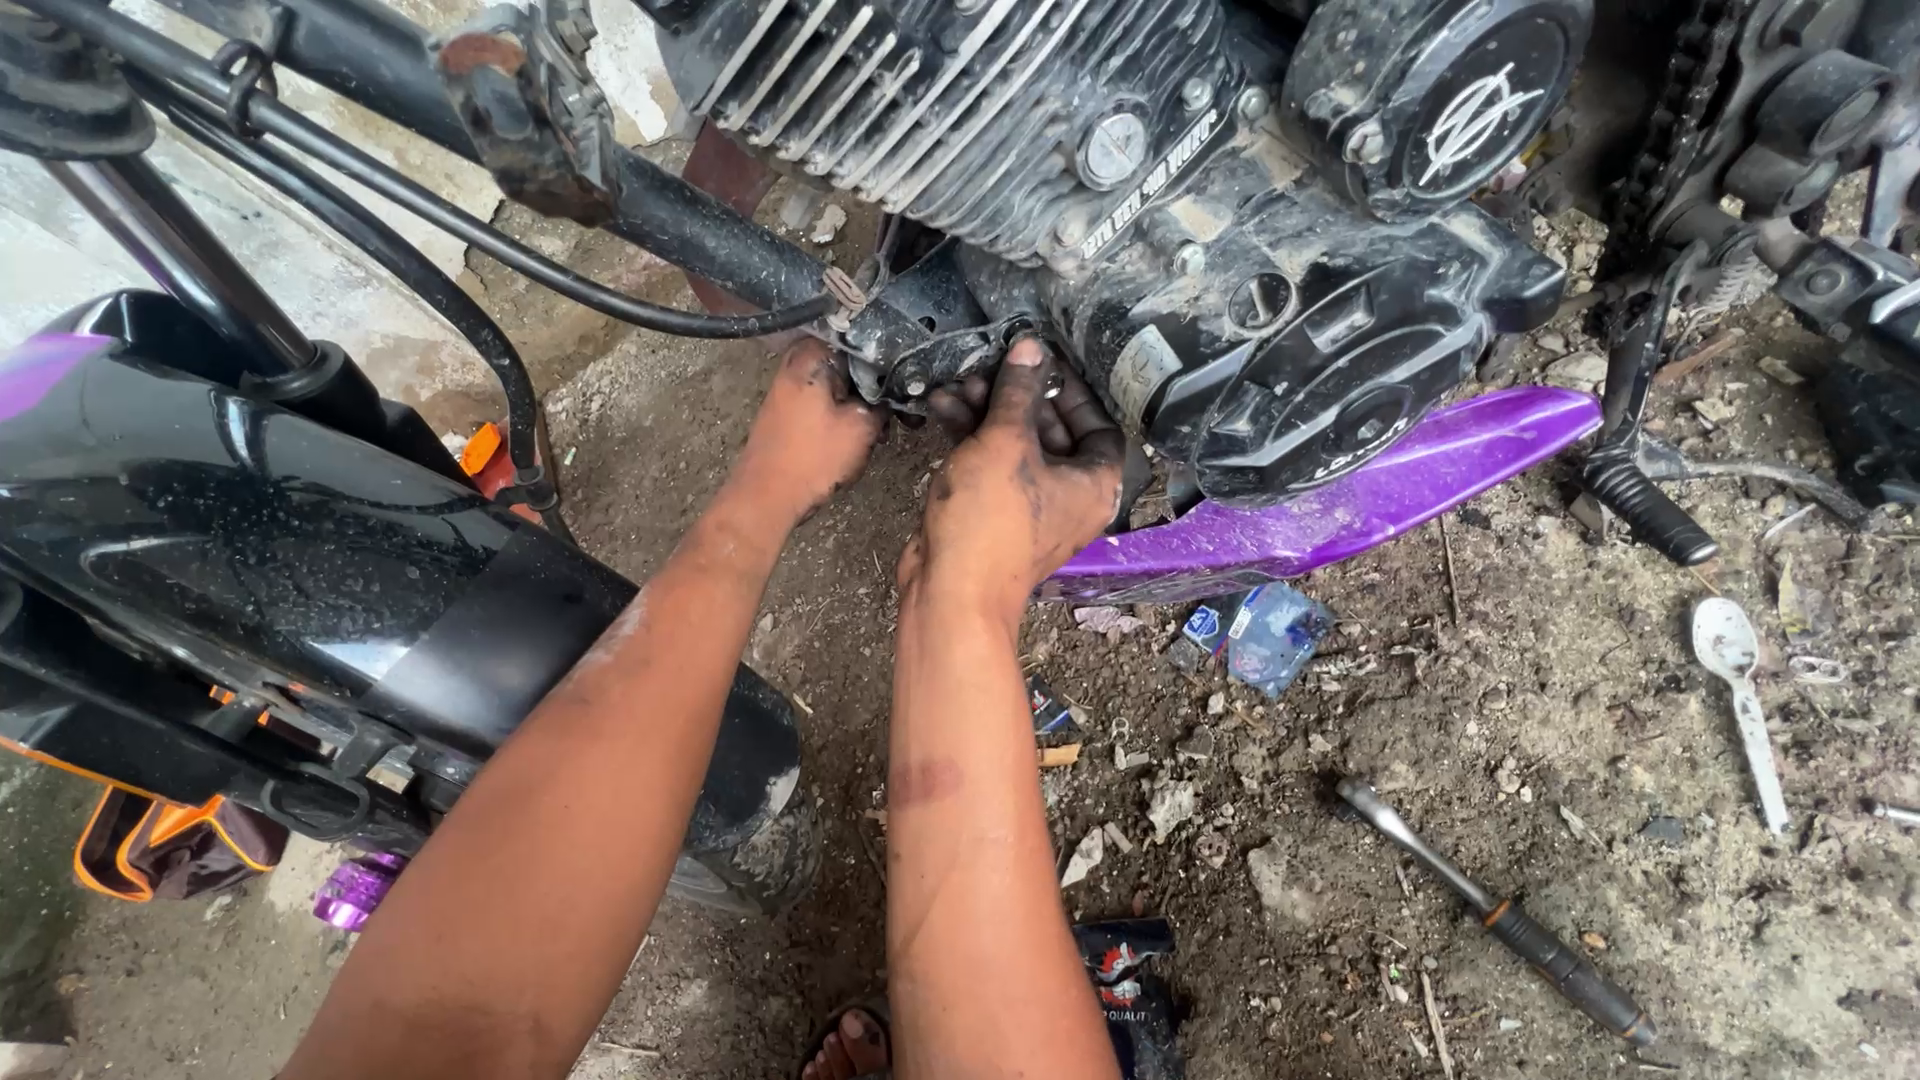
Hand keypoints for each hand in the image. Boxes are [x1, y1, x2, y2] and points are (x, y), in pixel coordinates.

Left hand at [732, 339, 883, 524]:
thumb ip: (882, 403)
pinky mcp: (786, 412)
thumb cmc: (812, 458)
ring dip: (858, 406)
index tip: (903, 386)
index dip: (888, 366)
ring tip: (876, 432)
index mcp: (811, 356)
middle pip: (849, 367)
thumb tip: (892, 395)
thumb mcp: (862, 427)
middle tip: (890, 414)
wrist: (768, 495)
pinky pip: (823, 405)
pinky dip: (840, 417)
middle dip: (872, 389)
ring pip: (837, 388)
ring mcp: (787, 389)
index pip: (863, 345)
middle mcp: (794, 365)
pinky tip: (854, 438)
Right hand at [900, 338, 1123, 620]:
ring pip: (1015, 446)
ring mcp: (1029, 506)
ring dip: (987, 412)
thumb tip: (1032, 346)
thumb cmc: (991, 517)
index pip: (1099, 424)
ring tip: (957, 384)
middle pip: (1051, 430)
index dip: (1074, 389)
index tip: (1043, 361)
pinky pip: (990, 465)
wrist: (951, 590)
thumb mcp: (1006, 443)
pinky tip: (942, 408)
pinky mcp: (993, 512)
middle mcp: (1069, 495)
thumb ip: (1019, 391)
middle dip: (1016, 396)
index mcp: (1094, 482)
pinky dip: (971, 437)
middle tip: (990, 366)